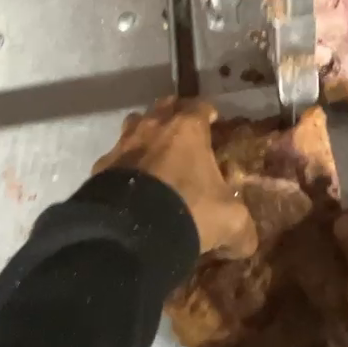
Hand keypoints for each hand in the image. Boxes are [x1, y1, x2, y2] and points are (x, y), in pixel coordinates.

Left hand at [93, 98, 256, 258]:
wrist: (129, 234)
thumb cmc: (187, 212)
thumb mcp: (229, 222)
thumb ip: (242, 227)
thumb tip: (247, 240)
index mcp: (188, 128)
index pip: (201, 106)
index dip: (208, 113)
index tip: (213, 122)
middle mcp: (154, 126)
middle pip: (165, 106)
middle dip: (174, 115)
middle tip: (184, 134)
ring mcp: (124, 144)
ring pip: (135, 124)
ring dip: (145, 134)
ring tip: (154, 155)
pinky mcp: (100, 167)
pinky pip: (114, 158)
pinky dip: (122, 165)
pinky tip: (128, 186)